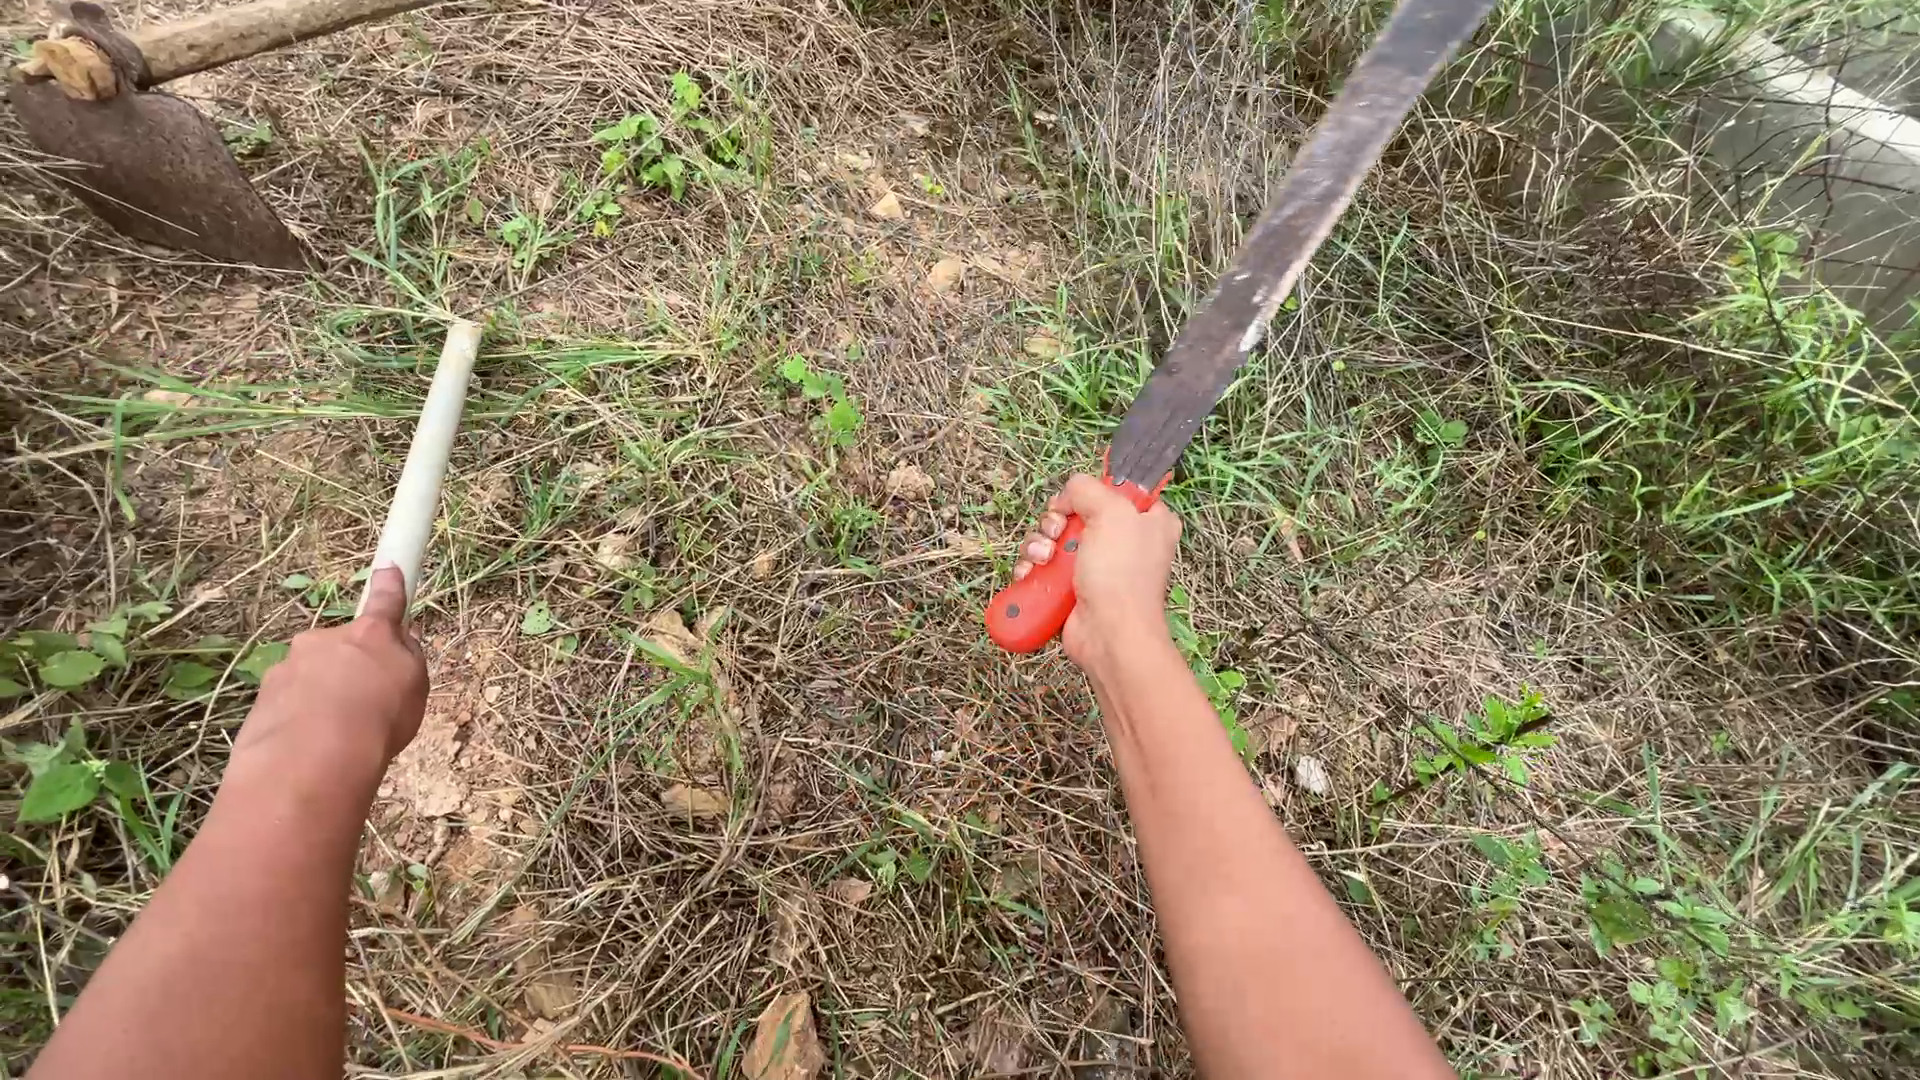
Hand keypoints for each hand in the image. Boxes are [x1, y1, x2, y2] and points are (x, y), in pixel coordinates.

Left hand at [232, 565, 427, 769]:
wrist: (311, 760)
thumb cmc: (379, 718)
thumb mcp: (415, 686)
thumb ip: (407, 659)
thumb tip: (399, 642)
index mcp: (370, 634)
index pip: (386, 602)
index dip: (390, 584)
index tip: (388, 566)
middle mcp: (324, 640)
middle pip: (343, 645)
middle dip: (353, 664)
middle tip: (369, 698)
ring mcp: (288, 666)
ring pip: (314, 673)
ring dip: (326, 692)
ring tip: (341, 729)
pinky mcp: (261, 696)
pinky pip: (291, 699)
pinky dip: (303, 714)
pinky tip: (315, 741)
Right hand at [1012, 474, 1180, 669]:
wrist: (1109, 634)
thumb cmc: (1121, 574)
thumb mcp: (1112, 512)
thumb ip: (1087, 488)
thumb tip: (1068, 495)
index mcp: (1147, 520)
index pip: (1114, 490)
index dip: (1090, 493)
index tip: (1077, 503)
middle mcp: (1123, 541)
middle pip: (1074, 513)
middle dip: (1055, 522)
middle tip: (1056, 533)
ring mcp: (1096, 567)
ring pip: (1052, 539)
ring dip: (1038, 546)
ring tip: (1043, 560)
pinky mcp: (1071, 588)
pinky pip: (1042, 567)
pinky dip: (1032, 569)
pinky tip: (1030, 574)